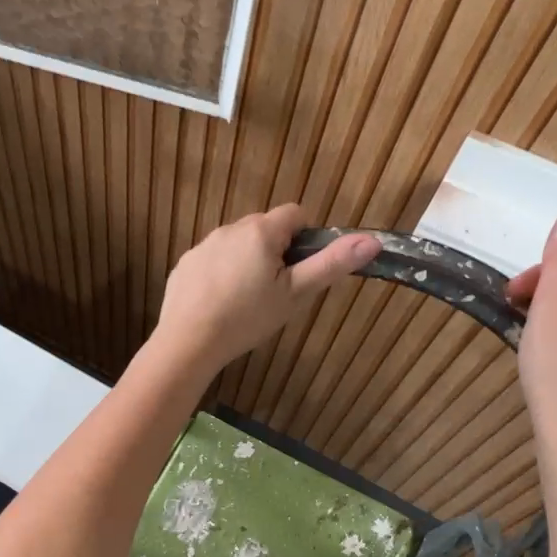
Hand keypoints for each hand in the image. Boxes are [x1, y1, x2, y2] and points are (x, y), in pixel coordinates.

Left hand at [150, 204, 378, 369]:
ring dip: (246, 264)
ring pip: (236, 246)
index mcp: (261, 231)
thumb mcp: (295, 294)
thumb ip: (331, 264)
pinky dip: (218, 277)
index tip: (298, 271)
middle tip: (272, 293)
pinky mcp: (184, 264)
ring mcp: (203, 246)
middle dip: (274, 253)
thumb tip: (372, 240)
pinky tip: (217, 306)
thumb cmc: (247, 318)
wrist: (188, 341)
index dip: (304, 240)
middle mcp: (230, 228)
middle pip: (265, 230)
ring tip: (243, 303)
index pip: (295, 214)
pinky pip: (211, 262)